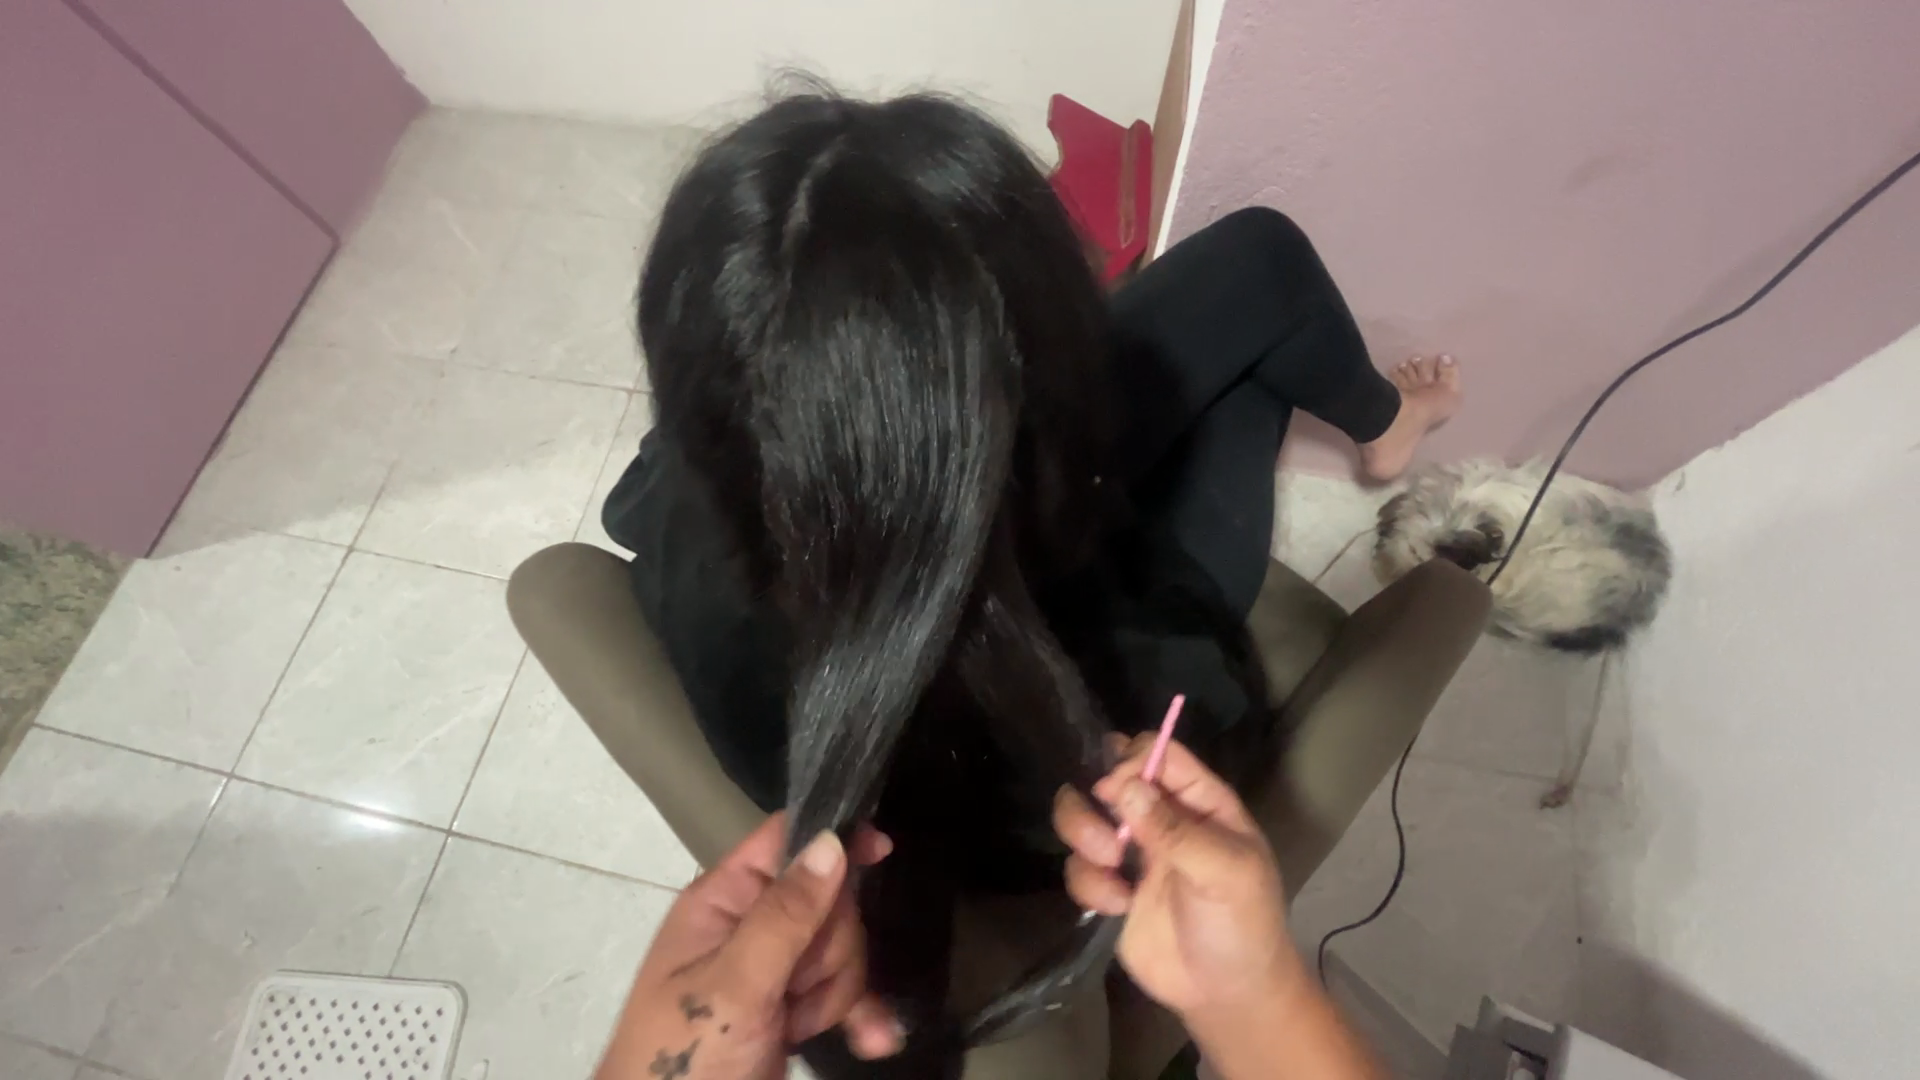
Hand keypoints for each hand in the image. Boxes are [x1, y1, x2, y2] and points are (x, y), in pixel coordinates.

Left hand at [596, 814, 902, 1079]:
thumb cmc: (682, 1064)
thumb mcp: (733, 988)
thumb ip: (785, 915)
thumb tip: (833, 839)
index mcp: (724, 901)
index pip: (785, 841)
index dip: (832, 839)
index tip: (881, 850)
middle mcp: (750, 927)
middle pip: (826, 898)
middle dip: (830, 947)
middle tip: (797, 989)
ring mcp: (772, 972)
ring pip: (840, 947)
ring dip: (837, 990)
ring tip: (801, 1028)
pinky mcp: (791, 1012)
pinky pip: (843, 992)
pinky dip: (860, 1013)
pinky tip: (874, 1039)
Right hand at [1053, 734, 1309, 1022]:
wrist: (1227, 996)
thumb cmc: (1243, 924)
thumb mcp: (1225, 873)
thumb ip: (1176, 829)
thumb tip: (1125, 788)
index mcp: (1196, 800)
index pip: (1156, 752)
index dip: (1131, 762)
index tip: (1116, 791)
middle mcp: (1157, 815)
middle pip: (1107, 774)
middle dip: (1096, 796)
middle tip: (1109, 833)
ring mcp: (1130, 849)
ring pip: (1080, 812)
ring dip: (1083, 832)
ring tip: (1109, 864)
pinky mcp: (1107, 885)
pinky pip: (1077, 865)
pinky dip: (1089, 883)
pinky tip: (1118, 906)